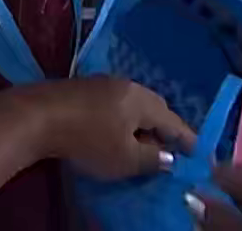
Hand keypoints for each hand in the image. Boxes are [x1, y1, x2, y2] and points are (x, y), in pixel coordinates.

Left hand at [24, 77, 196, 179]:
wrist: (41, 115)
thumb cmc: (88, 138)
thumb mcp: (127, 158)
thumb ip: (153, 157)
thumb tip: (169, 157)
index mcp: (140, 98)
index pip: (173, 120)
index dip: (188, 140)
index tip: (200, 156)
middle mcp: (125, 84)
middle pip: (154, 107)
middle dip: (166, 130)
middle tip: (173, 154)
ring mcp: (103, 83)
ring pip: (134, 104)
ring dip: (143, 125)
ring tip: (147, 148)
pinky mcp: (86, 88)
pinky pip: (117, 103)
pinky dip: (125, 120)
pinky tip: (120, 135)